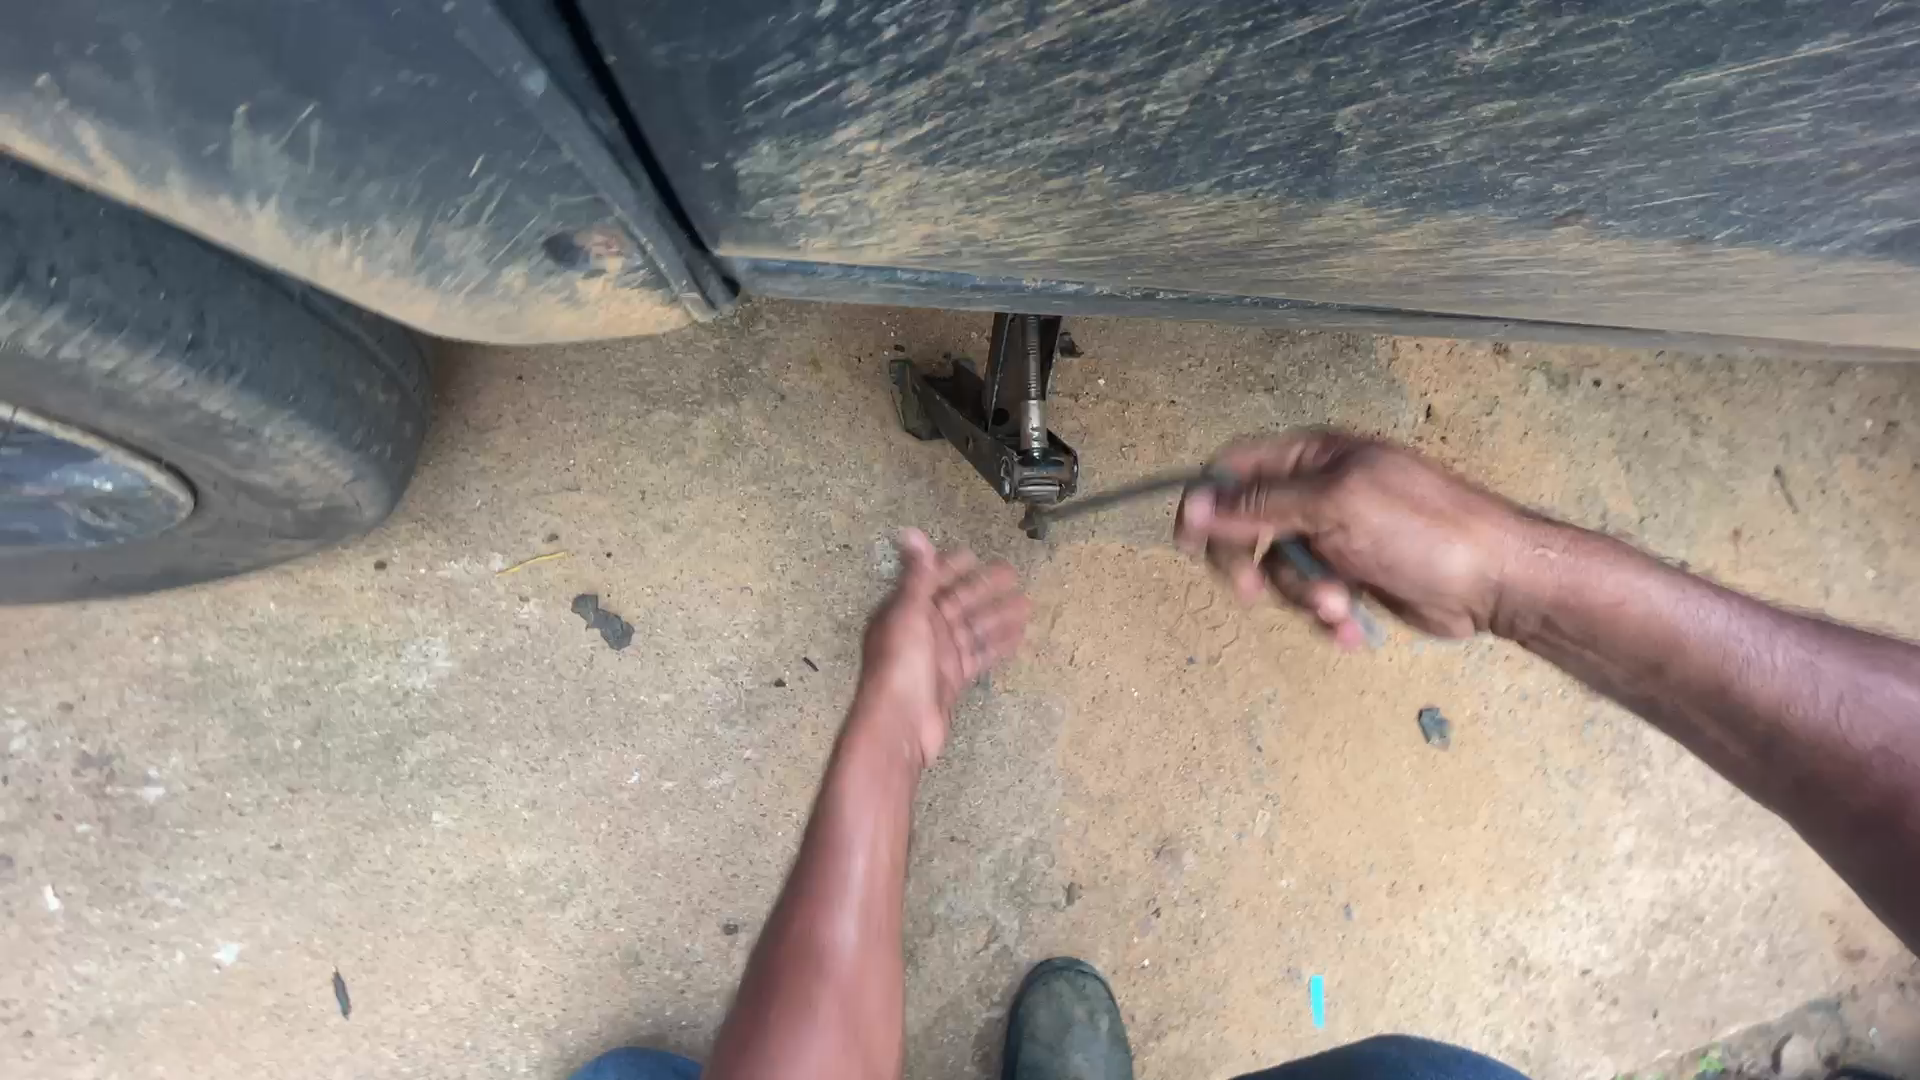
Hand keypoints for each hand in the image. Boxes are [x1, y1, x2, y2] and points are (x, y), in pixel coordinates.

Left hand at [854, 529, 1029, 767]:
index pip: (930, 580)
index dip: (950, 566)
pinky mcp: (952, 679)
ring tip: (1027, 604)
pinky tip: (1018, 635)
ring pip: (973, 629)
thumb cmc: (900, 666)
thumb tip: (911, 533)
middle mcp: (921, 629)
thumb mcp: (908, 614)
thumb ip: (917, 575)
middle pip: (958, 602)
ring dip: (998, 615)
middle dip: (984, 588)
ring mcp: (938, 656)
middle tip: (1013, 574)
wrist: (900, 725)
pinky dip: (997, 645)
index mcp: (905, 610)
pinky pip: (978, 655)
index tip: (974, 555)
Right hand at [1175, 429, 1538, 643]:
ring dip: (1300, 595)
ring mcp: (1328, 536)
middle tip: (1252, 592)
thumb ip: (1260, 505)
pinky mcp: (1344, 575)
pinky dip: (1322, 616)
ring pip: (1273, 569)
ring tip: (1338, 607)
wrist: (1501, 584)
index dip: (1205, 500)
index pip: (1233, 468)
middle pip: (1243, 524)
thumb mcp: (1336, 505)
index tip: (1187, 542)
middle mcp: (1312, 493)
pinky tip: (1348, 628)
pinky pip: (1305, 595)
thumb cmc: (1422, 530)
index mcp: (1310, 458)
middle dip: (1251, 563)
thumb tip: (1194, 504)